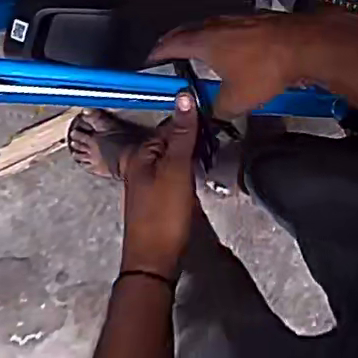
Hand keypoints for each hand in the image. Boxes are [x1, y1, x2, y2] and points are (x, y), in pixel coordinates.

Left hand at [118, 92, 201, 278]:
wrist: (154, 263)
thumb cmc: (164, 214)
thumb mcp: (176, 168)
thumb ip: (183, 133)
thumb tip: (184, 95)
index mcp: (141, 152)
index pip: (170, 125)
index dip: (192, 122)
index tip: (216, 120)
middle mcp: (140, 163)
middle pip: (171, 141)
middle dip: (192, 139)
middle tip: (218, 139)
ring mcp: (148, 182)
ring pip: (174, 158)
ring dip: (191, 155)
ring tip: (212, 154)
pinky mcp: (158, 199)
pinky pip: (174, 174)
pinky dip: (187, 171)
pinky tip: (199, 175)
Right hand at [148, 13, 357, 115]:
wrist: (301, 45)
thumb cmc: (265, 68)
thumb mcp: (236, 100)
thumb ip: (218, 109)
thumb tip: (213, 115)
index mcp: (204, 41)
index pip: (172, 44)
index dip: (158, 52)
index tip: (150, 58)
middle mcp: (216, 24)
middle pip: (187, 30)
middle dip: (174, 41)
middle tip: (167, 51)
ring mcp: (236, 19)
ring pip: (208, 26)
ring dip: (197, 37)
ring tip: (195, 50)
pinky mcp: (254, 20)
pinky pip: (227, 27)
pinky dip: (219, 37)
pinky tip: (229, 48)